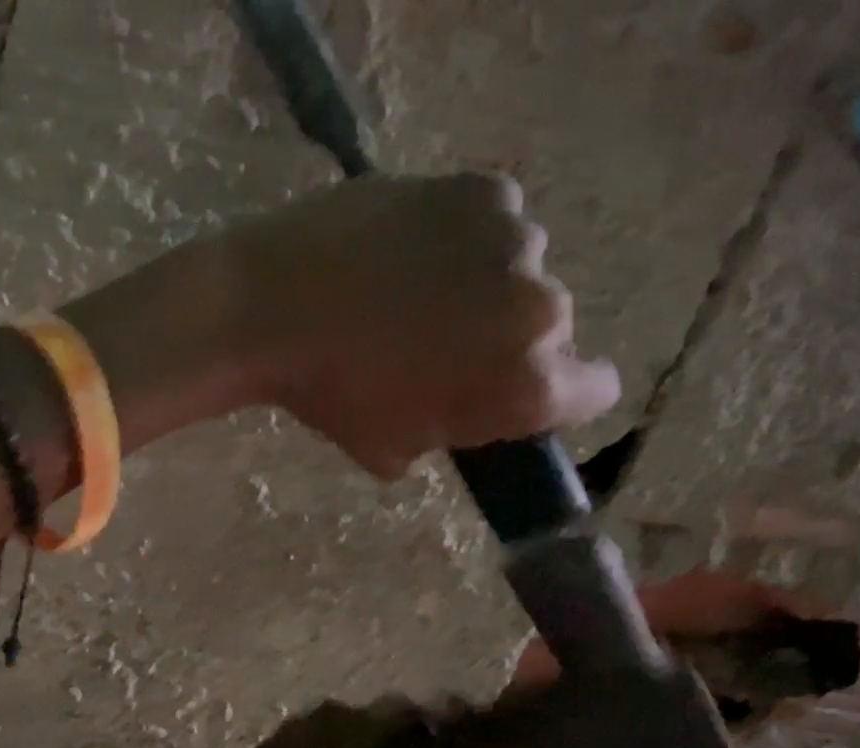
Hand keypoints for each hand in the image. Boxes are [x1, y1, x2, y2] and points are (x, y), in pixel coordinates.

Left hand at [227, 174, 619, 476]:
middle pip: (547, 325)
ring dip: (482, 276)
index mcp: (527, 385)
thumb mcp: (388, 445)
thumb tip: (455, 416)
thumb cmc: (326, 390)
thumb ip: (447, 432)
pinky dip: (458, 229)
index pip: (590, 390)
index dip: (555, 393)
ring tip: (411, 283)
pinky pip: (489, 215)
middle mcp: (541, 309)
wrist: (269, 307)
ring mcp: (514, 241)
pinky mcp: (481, 189)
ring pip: (518, 265)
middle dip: (503, 334)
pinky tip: (405, 242)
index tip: (516, 386)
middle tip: (439, 334)